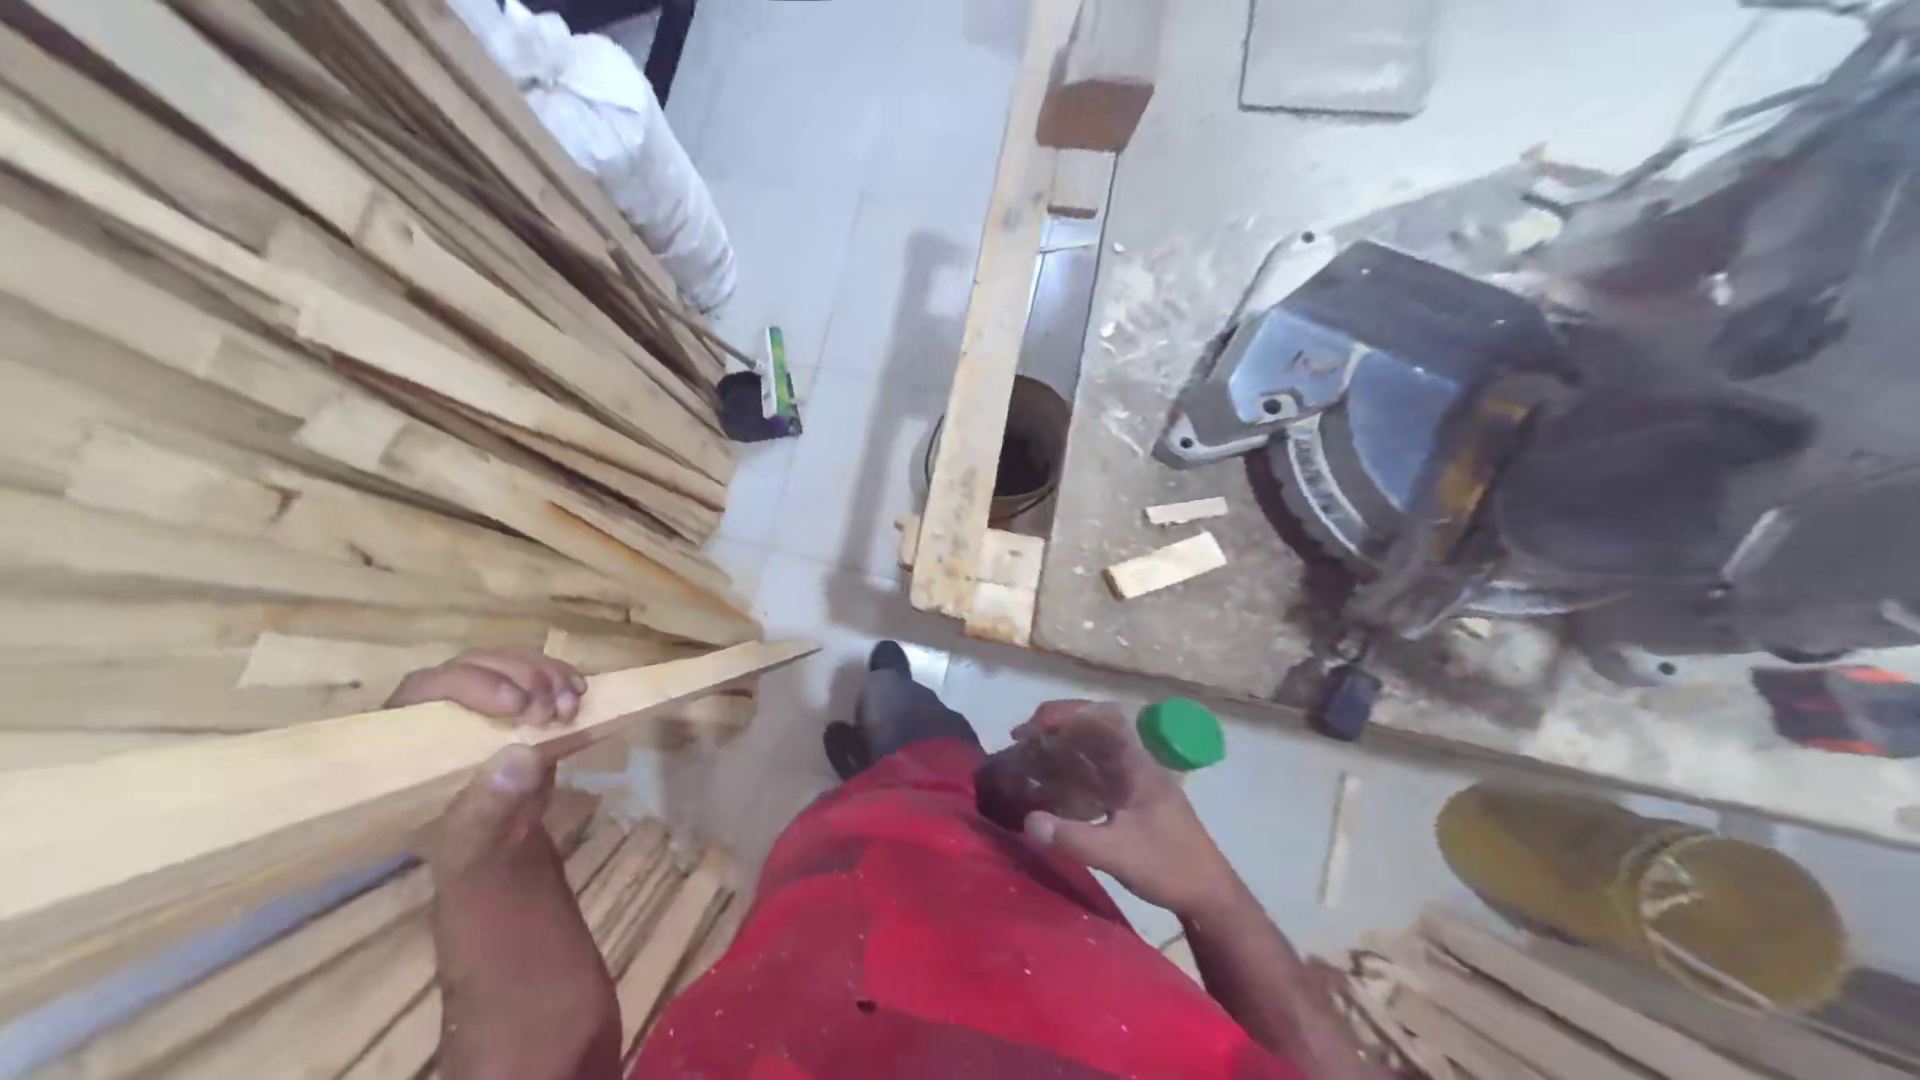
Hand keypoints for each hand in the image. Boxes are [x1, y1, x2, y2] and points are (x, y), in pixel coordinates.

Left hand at [387, 649, 588, 877]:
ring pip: (512, 662)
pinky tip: (580, 694)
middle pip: (477, 664)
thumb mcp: (475, 840)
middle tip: (553, 712)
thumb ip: (490, 805)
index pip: (427, 688)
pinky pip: (540, 671)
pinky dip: (564, 678)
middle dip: (523, 678)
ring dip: (549, 676)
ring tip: (571, 709)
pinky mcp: (519, 700)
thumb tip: (523, 756)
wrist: (504, 846)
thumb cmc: (471, 847)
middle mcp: (440, 708)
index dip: (473, 684)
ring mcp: (483, 699)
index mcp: (405, 738)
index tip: (519, 705)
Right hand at [1017, 701, 1241, 917]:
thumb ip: (1074, 838)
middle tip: (1022, 740)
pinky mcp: (1129, 797)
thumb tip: (1028, 820)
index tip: (1032, 728)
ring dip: (1060, 745)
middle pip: (1092, 726)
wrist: (1208, 895)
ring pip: (1091, 748)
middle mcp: (1135, 762)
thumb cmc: (1170, 866)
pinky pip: (1093, 770)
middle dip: (1055, 726)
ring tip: (1028, 756)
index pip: (1101, 717)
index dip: (1065, 713)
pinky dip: (1068, 768)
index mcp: (1137, 763)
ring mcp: (1133, 779)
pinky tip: (1049, 785)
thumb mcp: (1119, 854)